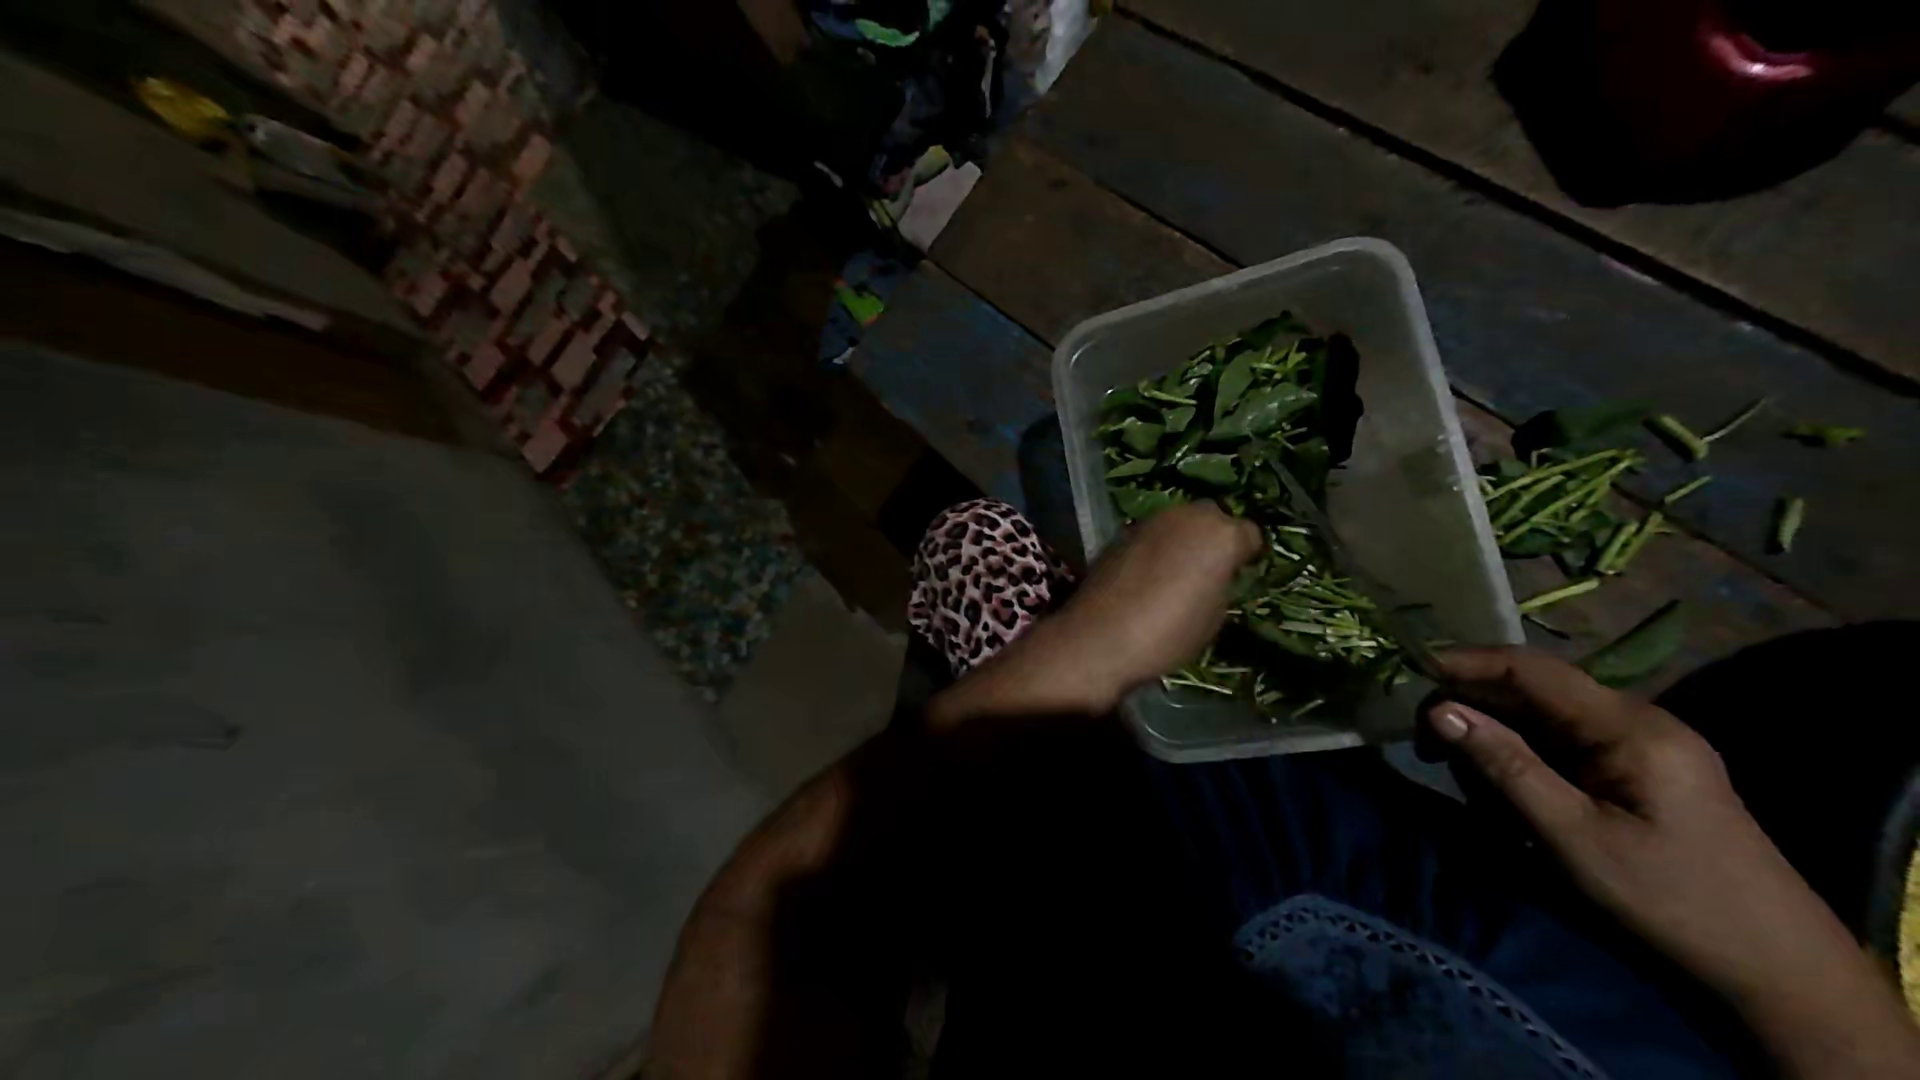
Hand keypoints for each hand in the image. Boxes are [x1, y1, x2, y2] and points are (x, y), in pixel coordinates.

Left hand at [928, 501, 1260, 726]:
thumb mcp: (1214, 615)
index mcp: (1221, 534)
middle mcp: (1187, 516)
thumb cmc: (1169, 633)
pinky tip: (1150, 573)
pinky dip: (1158, 546)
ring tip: (1181, 571)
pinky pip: (1153, 534)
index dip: (1247, 555)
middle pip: (1213, 518)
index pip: (1250, 534)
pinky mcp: (1122, 532)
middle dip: (1216, 538)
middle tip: (1212, 570)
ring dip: (1185, 539)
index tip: (1242, 574)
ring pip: (1181, 521)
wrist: (1099, 637)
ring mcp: (1151, 520)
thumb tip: (1215, 573)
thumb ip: (1221, 583)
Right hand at [1426, 647, 1919, 1078]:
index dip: (1465, 662)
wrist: (1778, 968)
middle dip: (1471, 712)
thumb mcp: (1572, 834)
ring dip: (1493, 743)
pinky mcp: (1635, 766)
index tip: (1408, 673)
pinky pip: (1557, 743)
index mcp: (1629, 727)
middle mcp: (1634, 720)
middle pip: (1528, 691)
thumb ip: (1504, 765)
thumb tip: (1438, 711)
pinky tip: (1506, 800)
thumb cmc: (1670, 897)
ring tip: (1474, 793)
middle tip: (1428, 752)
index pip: (1531, 668)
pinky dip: (1520, 762)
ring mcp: (1637, 743)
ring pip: (1537, 718)